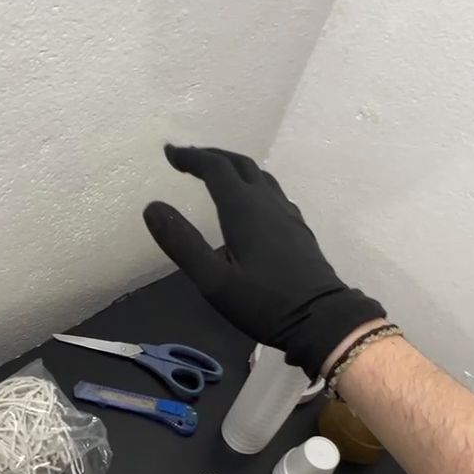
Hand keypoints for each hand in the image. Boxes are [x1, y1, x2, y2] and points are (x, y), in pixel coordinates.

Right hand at [144, 145, 384, 374]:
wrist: (321, 319)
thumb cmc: (263, 302)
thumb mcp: (213, 280)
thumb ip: (182, 243)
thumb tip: (152, 207)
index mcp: (244, 208)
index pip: (215, 168)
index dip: (191, 157)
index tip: (169, 153)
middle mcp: (267, 202)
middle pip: (240, 164)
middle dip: (212, 157)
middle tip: (188, 159)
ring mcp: (287, 214)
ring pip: (260, 176)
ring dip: (234, 168)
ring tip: (216, 175)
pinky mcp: (298, 229)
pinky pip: (272, 193)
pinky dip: (252, 185)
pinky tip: (249, 204)